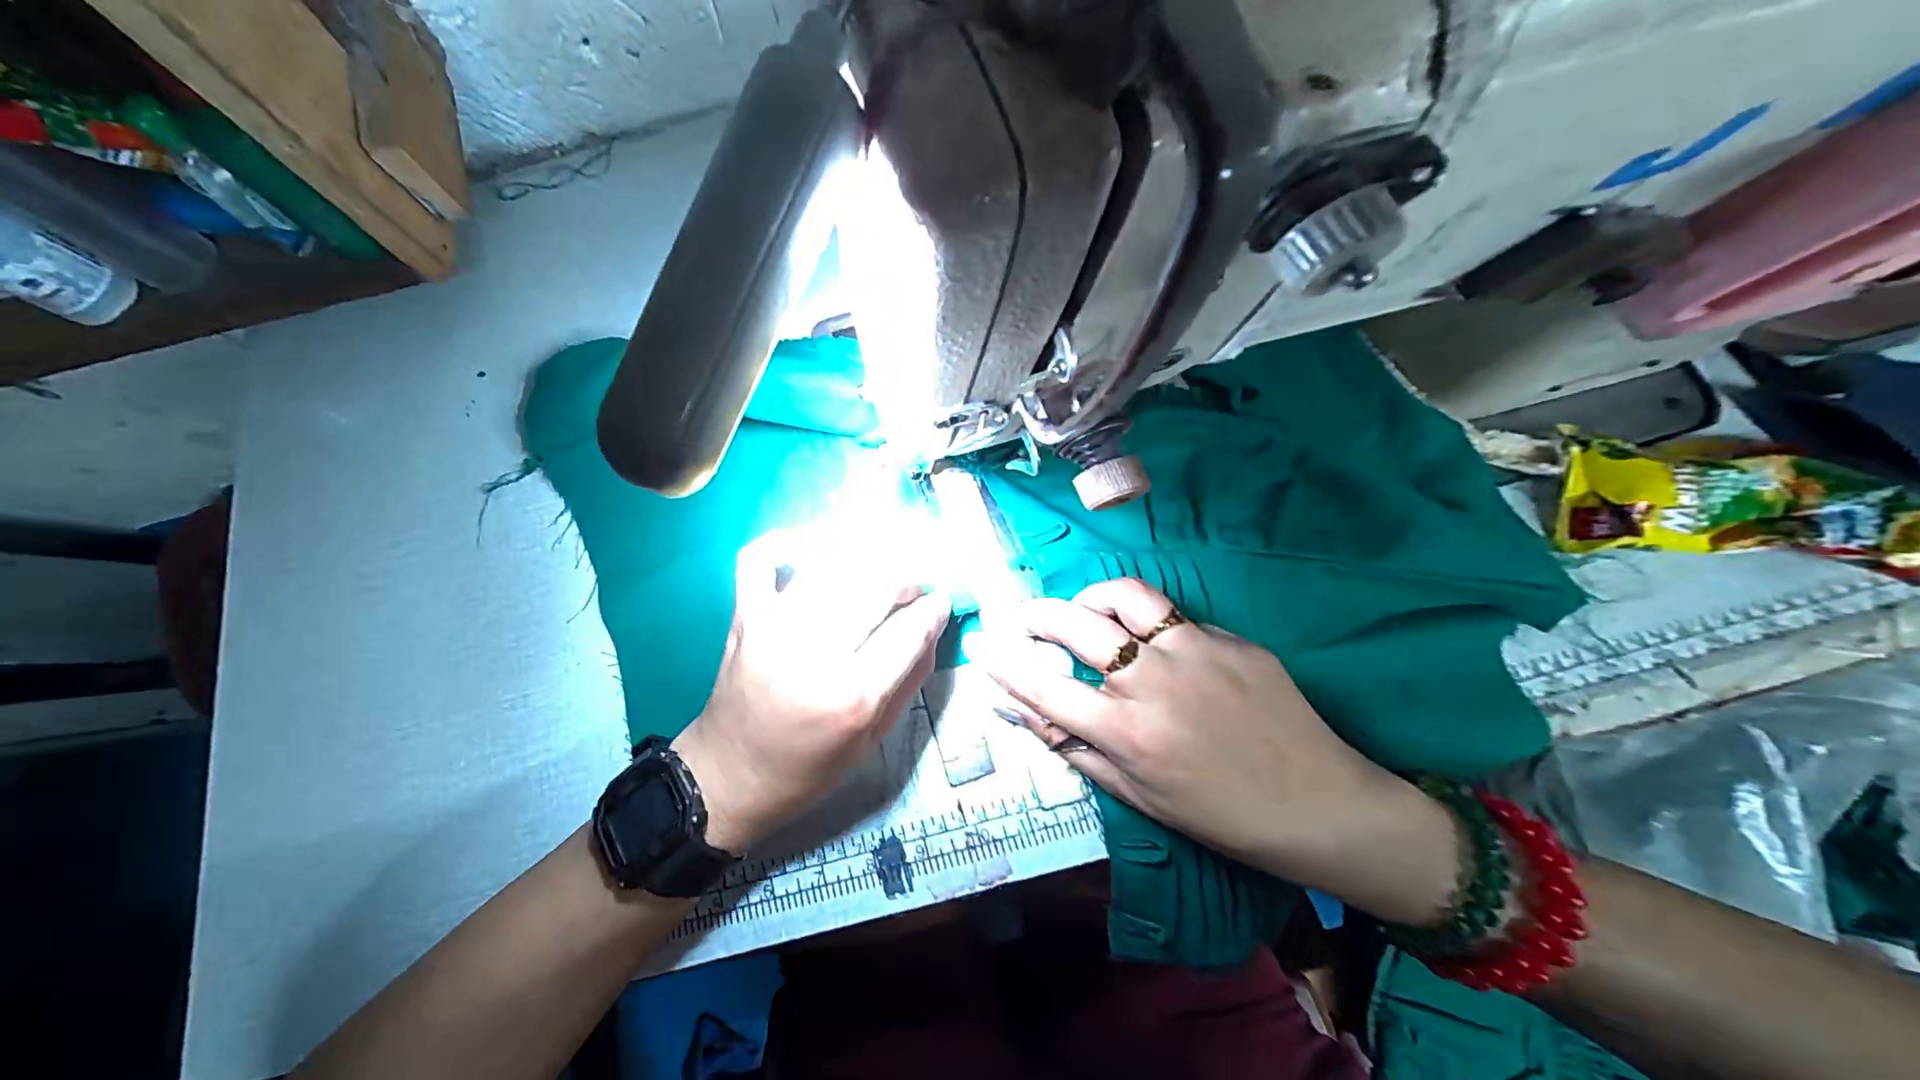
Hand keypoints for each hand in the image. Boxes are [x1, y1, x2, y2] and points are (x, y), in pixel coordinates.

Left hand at [672, 528, 950, 853]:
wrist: (731, 776)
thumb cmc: (810, 767)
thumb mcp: (875, 737)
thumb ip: (911, 677)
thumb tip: (934, 624)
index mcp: (852, 694)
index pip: (910, 627)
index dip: (934, 608)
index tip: (940, 601)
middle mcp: (812, 652)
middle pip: (875, 584)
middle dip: (906, 577)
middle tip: (913, 586)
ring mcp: (772, 626)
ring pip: (829, 562)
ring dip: (864, 552)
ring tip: (878, 566)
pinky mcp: (743, 615)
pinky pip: (762, 557)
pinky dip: (787, 541)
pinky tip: (815, 546)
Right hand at [974, 578, 1459, 925]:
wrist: (1318, 805)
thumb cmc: (1218, 814)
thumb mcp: (1137, 794)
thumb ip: (1076, 749)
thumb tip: (1025, 710)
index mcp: (1126, 733)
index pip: (1044, 686)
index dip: (1004, 663)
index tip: (982, 646)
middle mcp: (1152, 682)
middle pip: (1074, 625)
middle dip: (1037, 616)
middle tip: (1030, 621)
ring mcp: (1194, 651)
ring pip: (1125, 597)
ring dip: (1092, 598)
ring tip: (1088, 610)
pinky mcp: (1230, 638)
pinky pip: (1175, 618)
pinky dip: (1152, 627)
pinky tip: (1162, 648)